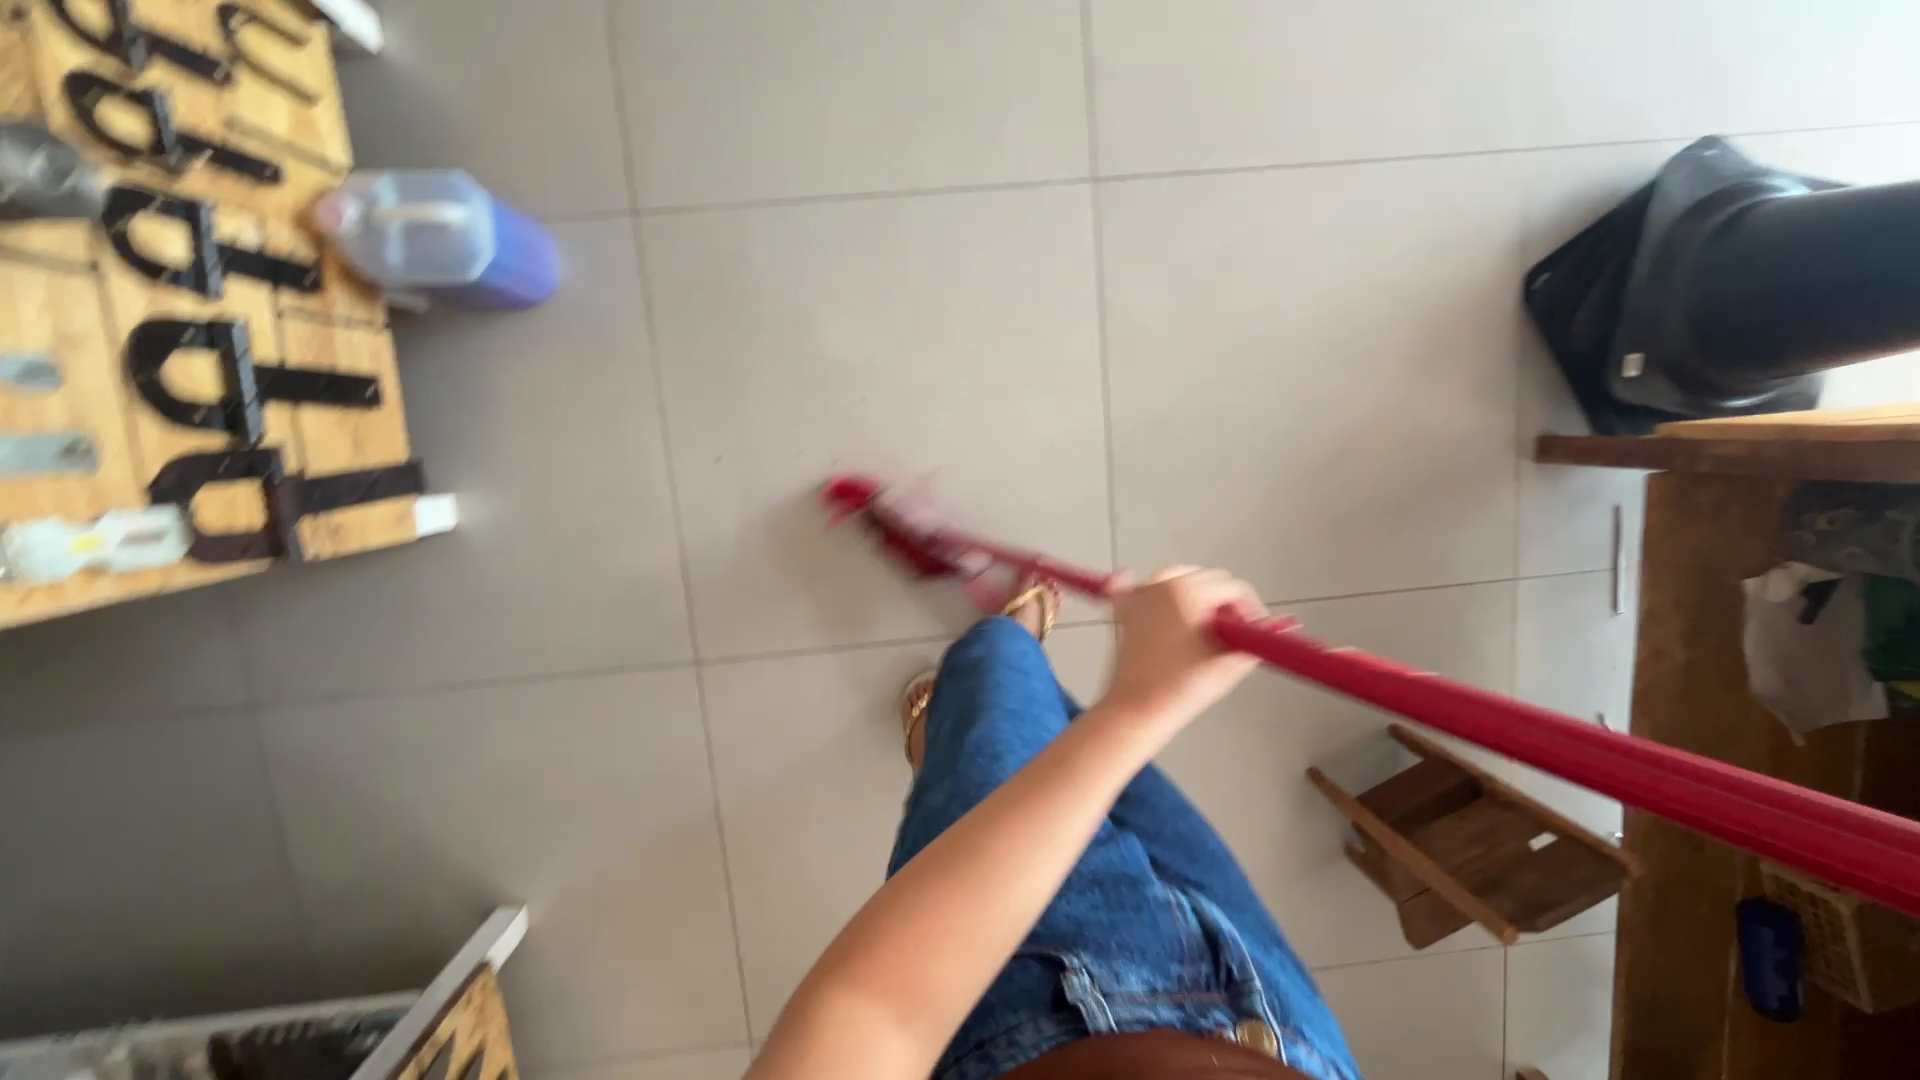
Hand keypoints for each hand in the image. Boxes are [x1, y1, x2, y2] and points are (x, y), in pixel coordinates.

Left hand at [1099, 566, 1263, 727]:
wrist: (1137, 708)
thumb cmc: (1182, 688)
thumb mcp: (1229, 665)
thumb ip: (1257, 640)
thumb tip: (1276, 626)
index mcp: (1189, 592)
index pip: (1233, 587)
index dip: (1249, 608)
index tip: (1254, 630)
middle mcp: (1162, 585)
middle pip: (1206, 578)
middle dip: (1223, 601)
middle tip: (1232, 631)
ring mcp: (1140, 595)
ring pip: (1177, 577)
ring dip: (1194, 592)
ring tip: (1205, 623)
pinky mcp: (1125, 610)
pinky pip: (1142, 587)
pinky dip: (1153, 589)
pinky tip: (1156, 594)